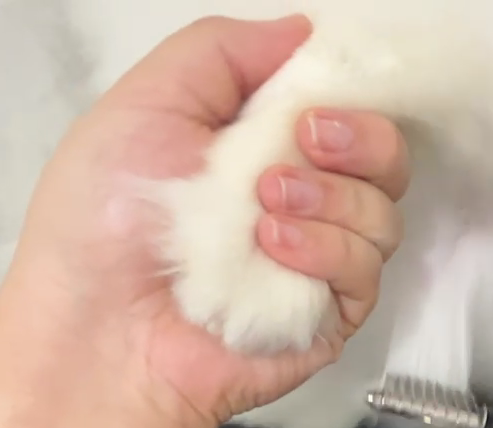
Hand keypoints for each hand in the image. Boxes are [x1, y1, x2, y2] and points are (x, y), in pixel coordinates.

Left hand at [0, 16, 409, 427]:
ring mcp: (325, 267)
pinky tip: (275, 249)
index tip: (314, 101)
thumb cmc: (108, 219)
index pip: (348, 117)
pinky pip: (366, 274)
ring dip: (333, 200)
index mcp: (271, 153)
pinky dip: (327, 252)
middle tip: (308, 142)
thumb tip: (306, 31)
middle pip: (388, 165)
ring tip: (265, 207)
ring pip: (385, 219)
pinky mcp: (333, 318)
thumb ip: (222, 57)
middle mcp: (310, 207)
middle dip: (362, 143)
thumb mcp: (148, 106)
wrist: (104, 331)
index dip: (350, 100)